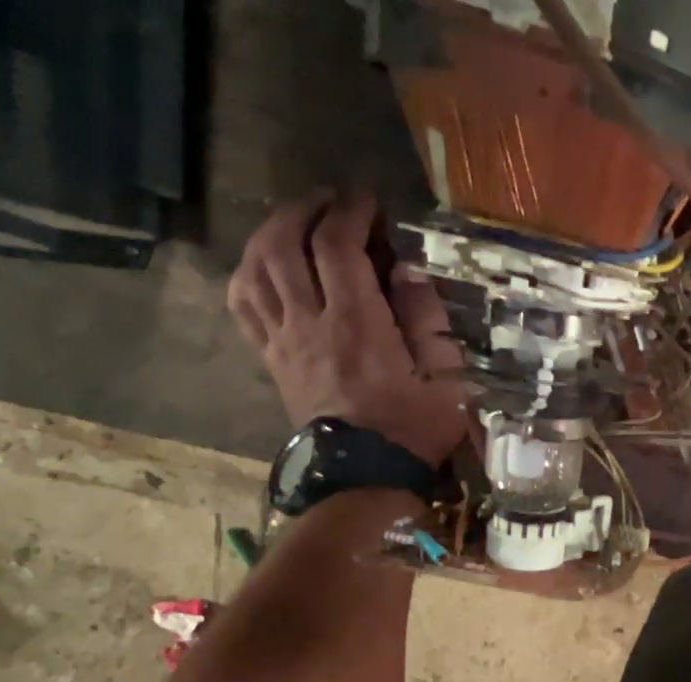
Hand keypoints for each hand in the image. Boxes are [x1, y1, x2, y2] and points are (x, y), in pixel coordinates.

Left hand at [227, 190, 465, 466]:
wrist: (367, 474)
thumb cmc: (416, 428)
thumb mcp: (447, 380)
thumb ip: (428, 322)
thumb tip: (408, 272)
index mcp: (358, 325)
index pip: (338, 249)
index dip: (348, 213)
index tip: (367, 199)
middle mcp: (311, 323)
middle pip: (286, 246)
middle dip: (306, 211)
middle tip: (332, 200)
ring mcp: (283, 340)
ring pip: (256, 268)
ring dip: (272, 233)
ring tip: (297, 221)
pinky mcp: (271, 357)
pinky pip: (243, 303)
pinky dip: (249, 271)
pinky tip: (265, 263)